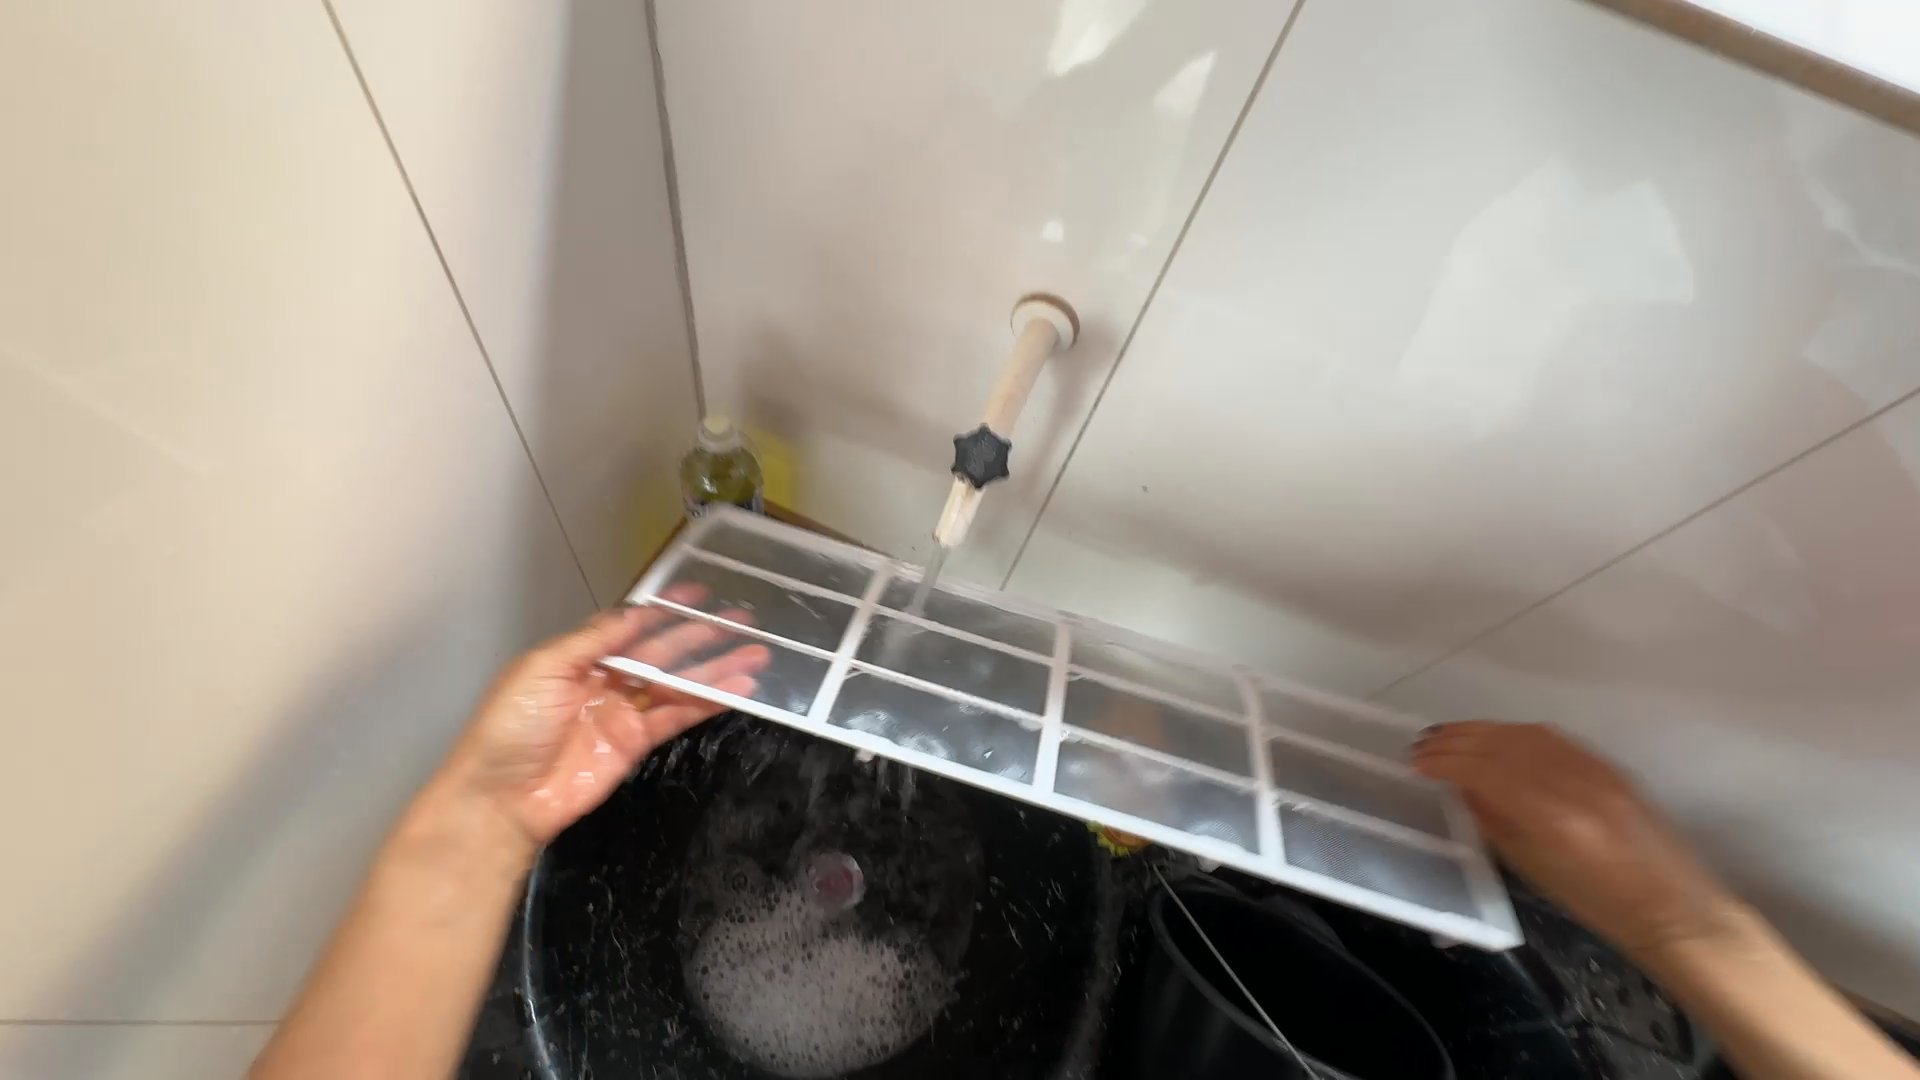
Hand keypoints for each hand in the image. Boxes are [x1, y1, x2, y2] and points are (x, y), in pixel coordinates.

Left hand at [440, 586, 769, 849]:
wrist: (500, 800)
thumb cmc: (511, 727)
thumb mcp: (542, 670)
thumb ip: (593, 640)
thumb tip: (635, 612)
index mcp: (581, 656)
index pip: (631, 625)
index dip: (665, 609)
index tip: (699, 594)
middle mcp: (608, 679)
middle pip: (664, 651)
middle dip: (702, 635)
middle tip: (742, 621)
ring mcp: (625, 711)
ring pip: (680, 683)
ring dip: (717, 669)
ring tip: (756, 655)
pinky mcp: (638, 742)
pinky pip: (679, 715)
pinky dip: (710, 702)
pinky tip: (739, 689)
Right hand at [1414, 721, 1741, 958]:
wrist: (1679, 911)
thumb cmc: (1596, 902)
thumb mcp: (1528, 865)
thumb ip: (1490, 816)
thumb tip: (1456, 783)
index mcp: (1551, 816)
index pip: (1481, 769)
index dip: (1442, 762)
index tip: (1414, 763)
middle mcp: (1573, 783)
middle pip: (1499, 744)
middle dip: (1453, 740)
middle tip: (1422, 744)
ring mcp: (1594, 770)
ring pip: (1521, 733)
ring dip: (1478, 731)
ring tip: (1448, 736)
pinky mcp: (1607, 765)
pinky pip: (1549, 736)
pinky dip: (1512, 732)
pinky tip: (1493, 738)